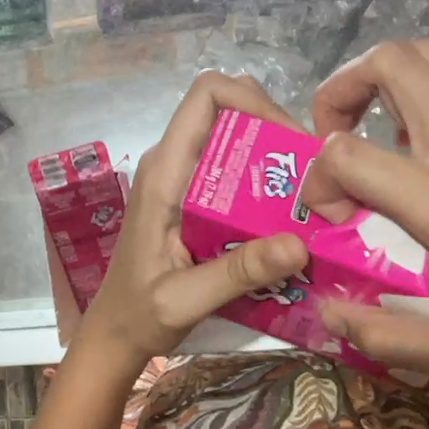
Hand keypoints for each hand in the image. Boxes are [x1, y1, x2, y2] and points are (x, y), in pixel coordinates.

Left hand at [76, 71, 308, 371]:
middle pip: (229, 110)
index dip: (253, 100)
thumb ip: (236, 274)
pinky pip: (235, 172)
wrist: (116, 333)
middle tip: (313, 174)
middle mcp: (173, 164)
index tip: (292, 141)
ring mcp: (183, 180)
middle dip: (275, 129)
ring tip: (310, 195)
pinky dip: (265, 184)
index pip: (206, 95)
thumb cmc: (139, 315)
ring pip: (236, 140)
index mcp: (164, 172)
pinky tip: (289, 217)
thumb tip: (298, 244)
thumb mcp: (184, 300)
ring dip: (275, 159)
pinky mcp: (194, 200)